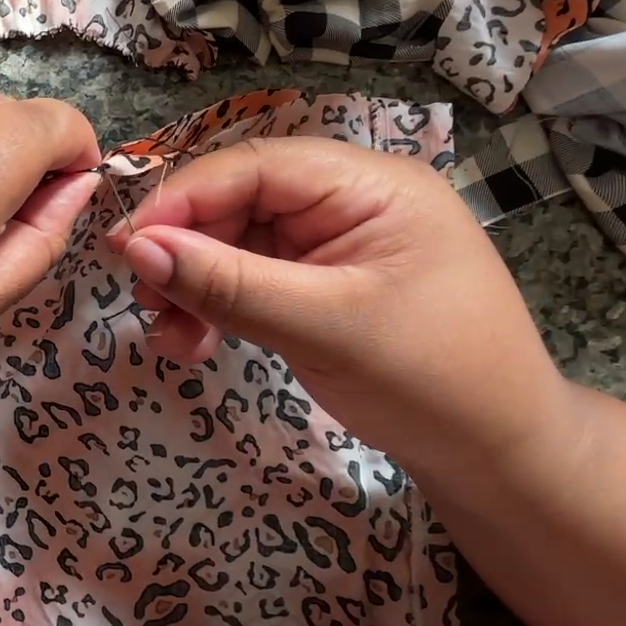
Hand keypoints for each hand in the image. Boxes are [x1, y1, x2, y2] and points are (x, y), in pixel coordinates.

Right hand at [110, 137, 571, 476]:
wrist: (498, 459)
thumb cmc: (432, 382)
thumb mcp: (322, 328)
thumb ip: (225, 283)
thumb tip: (135, 247)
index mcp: (368, 185)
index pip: (254, 166)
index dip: (182, 198)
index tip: (128, 245)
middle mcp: (345, 200)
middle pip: (235, 201)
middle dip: (183, 250)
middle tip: (144, 299)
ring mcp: (328, 242)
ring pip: (231, 242)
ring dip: (192, 285)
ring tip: (169, 335)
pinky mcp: (315, 281)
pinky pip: (245, 277)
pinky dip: (214, 307)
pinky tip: (194, 343)